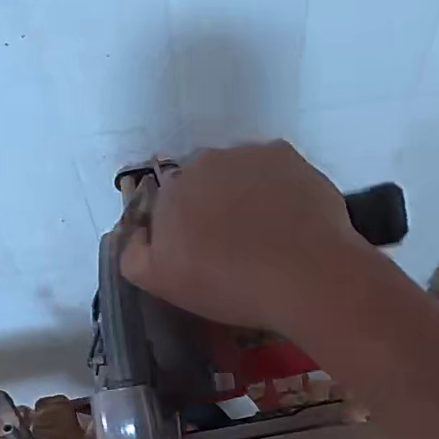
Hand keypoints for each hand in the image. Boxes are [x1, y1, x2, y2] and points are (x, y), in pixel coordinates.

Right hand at [120, 141, 369, 331]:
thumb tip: (136, 232)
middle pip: (202, 185)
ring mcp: (247, 154)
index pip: (168, 207)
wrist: (304, 275)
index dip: (183, 232)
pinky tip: (287, 218)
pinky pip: (271, 170)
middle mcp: (203, 162)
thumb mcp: (162, 283)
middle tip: (233, 246)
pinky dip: (275, 188)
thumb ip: (133, 254)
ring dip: (243, 195)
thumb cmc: (228, 284)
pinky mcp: (287, 156)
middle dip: (211, 208)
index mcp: (170, 193)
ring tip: (265, 234)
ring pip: (237, 174)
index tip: (202, 256)